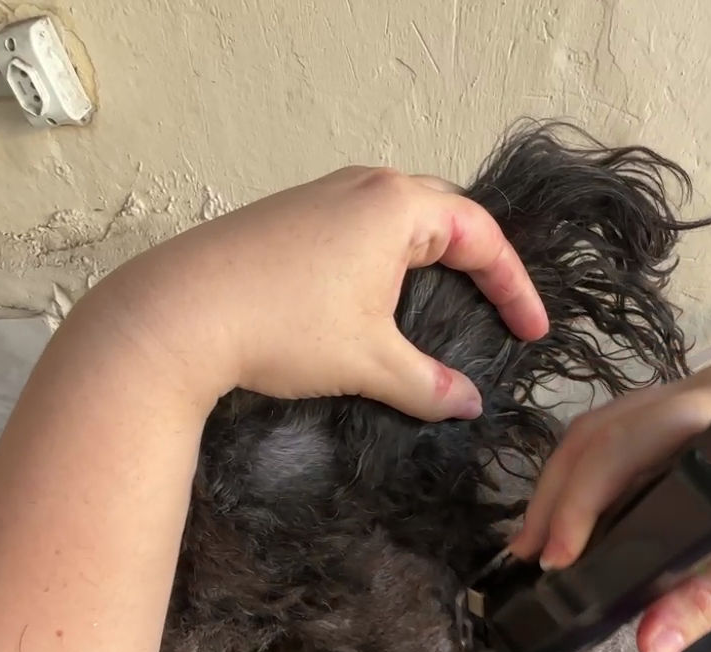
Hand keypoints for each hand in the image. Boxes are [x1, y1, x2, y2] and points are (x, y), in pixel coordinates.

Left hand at [72, 168, 547, 421]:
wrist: (178, 315)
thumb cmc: (284, 326)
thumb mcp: (369, 361)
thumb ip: (428, 385)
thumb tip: (469, 405)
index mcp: (397, 206)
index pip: (482, 238)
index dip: (515, 289)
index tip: (532, 332)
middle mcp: (363, 186)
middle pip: (444, 218)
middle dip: (478, 266)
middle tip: (495, 309)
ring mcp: (321, 197)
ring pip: (398, 223)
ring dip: (430, 262)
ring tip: (445, 304)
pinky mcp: (289, 220)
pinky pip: (359, 232)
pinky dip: (385, 264)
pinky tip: (375, 299)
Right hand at [507, 364, 710, 651]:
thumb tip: (646, 649)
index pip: (620, 442)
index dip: (576, 499)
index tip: (551, 558)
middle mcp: (703, 388)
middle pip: (600, 430)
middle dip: (557, 491)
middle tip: (528, 554)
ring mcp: (707, 399)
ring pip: (612, 431)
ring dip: (573, 482)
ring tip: (547, 537)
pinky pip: (637, 441)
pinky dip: (604, 479)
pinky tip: (594, 515)